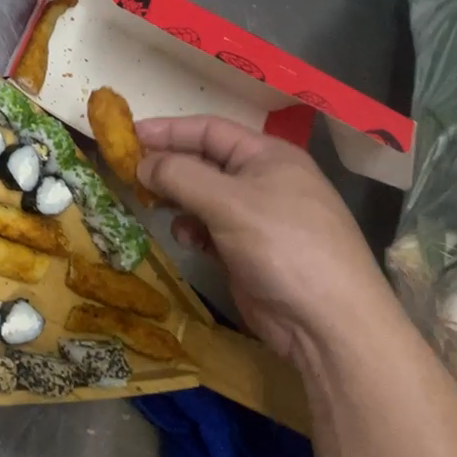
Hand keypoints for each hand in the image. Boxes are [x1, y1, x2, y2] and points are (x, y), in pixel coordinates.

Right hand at [135, 115, 396, 366]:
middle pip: (203, 161)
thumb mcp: (228, 202)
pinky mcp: (249, 251)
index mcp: (269, 156)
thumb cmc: (283, 246)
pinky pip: (209, 227)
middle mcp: (264, 181)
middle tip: (130, 174)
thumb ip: (179, 175)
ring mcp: (258, 218)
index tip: (127, 136)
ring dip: (176, 200)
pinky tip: (188, 241)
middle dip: (168, 167)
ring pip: (201, 196)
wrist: (329, 326)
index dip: (167, 130)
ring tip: (155, 208)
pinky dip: (192, 229)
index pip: (209, 129)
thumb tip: (141, 164)